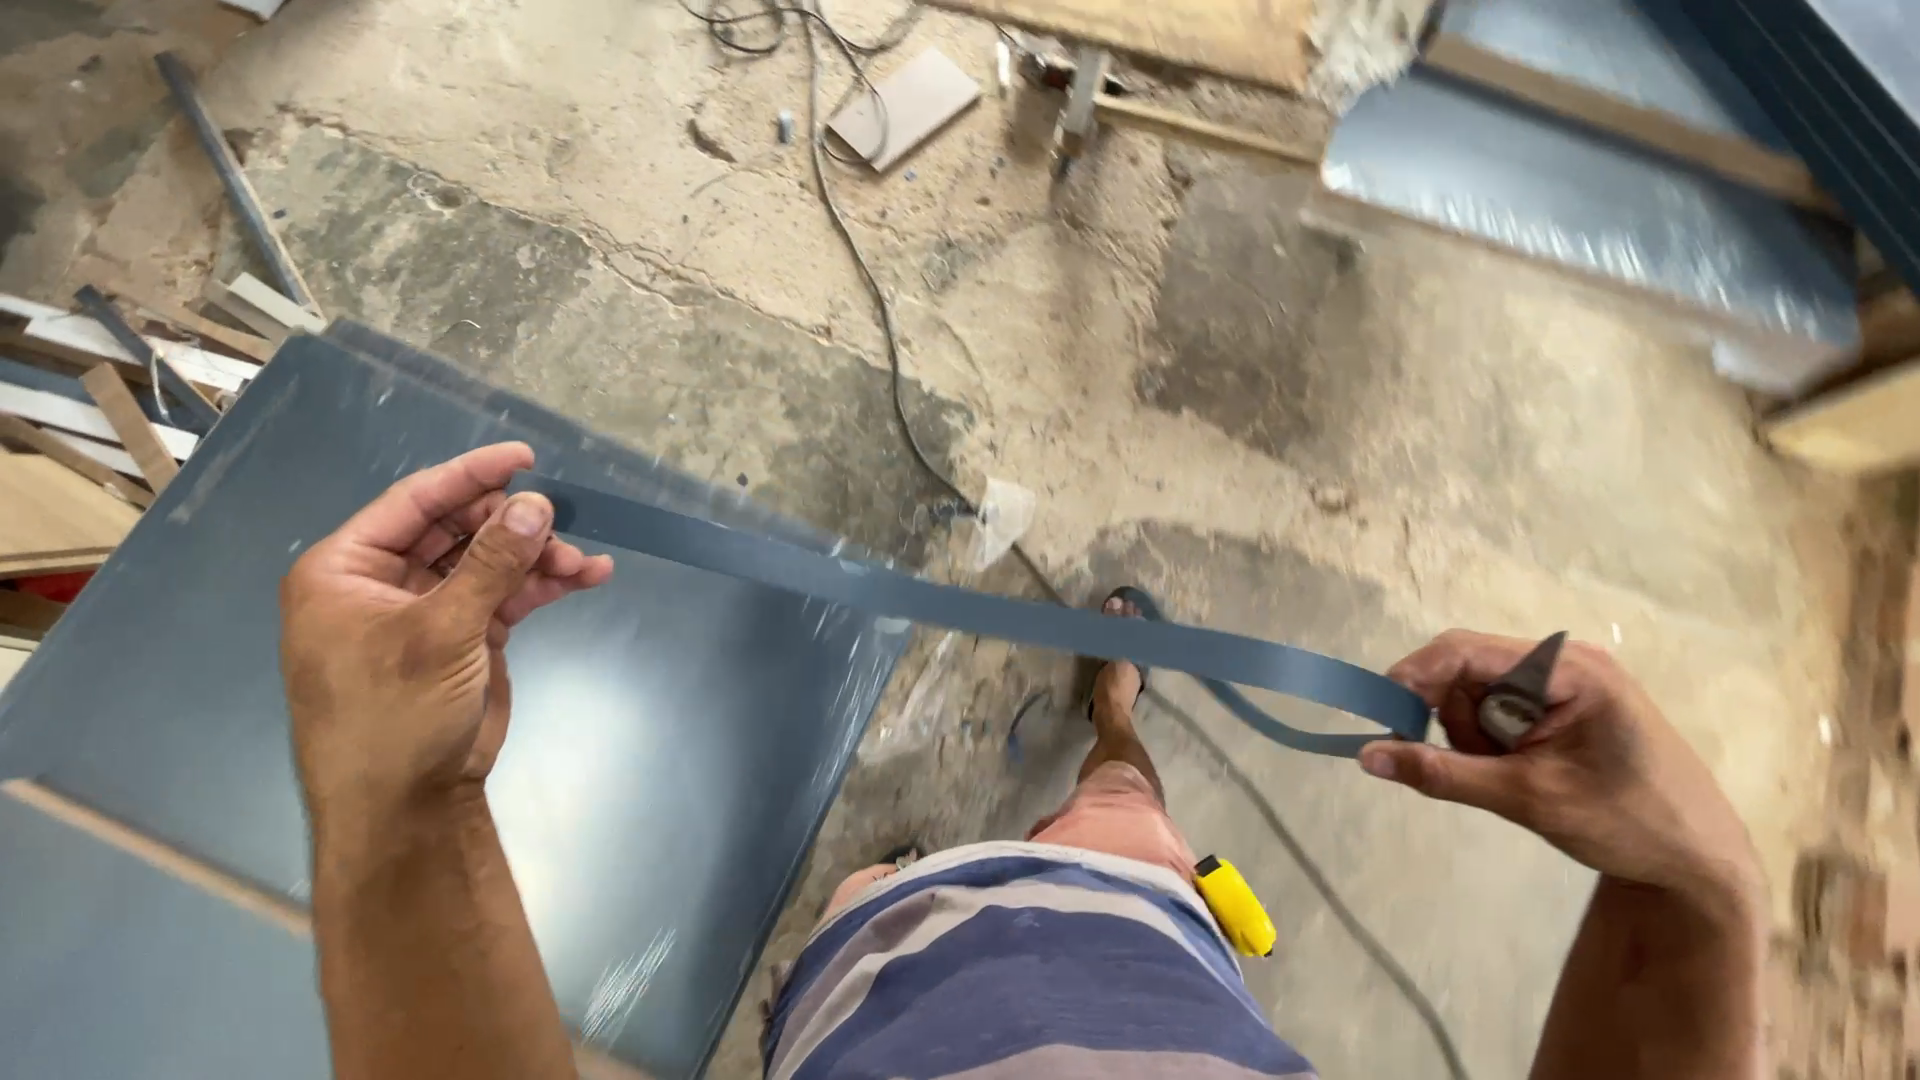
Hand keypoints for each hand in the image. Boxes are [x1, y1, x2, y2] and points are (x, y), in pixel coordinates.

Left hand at [280, 443, 613, 840]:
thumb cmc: (395, 711)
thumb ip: (491, 564)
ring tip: (584, 563)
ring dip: (540, 557)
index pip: (414, 502)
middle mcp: (387, 582)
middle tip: (563, 523)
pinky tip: (588, 578)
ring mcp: (433, 609)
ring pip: (494, 561)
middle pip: (460, 529)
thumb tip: (537, 504)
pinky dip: (546, 585)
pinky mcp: (471, 635)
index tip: (526, 457)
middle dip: (515, 526)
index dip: (471, 476)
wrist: (409, 801)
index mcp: (347, 570)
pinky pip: (511, 594)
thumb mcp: (441, 631)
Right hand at [1360, 630, 1761, 910]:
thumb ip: (1441, 773)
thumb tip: (1366, 756)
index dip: (1413, 676)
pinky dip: (1485, 739)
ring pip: (1470, 691)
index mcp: (1568, 670)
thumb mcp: (1527, 799)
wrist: (1701, 865)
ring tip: (1506, 776)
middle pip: (1462, 670)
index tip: (1384, 718)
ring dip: (1468, 734)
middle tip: (1464, 765)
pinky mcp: (1557, 702)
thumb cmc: (1628, 825)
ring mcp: (1561, 680)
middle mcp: (1562, 661)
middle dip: (1449, 718)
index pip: (1463, 650)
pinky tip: (1514, 767)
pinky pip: (1491, 705)